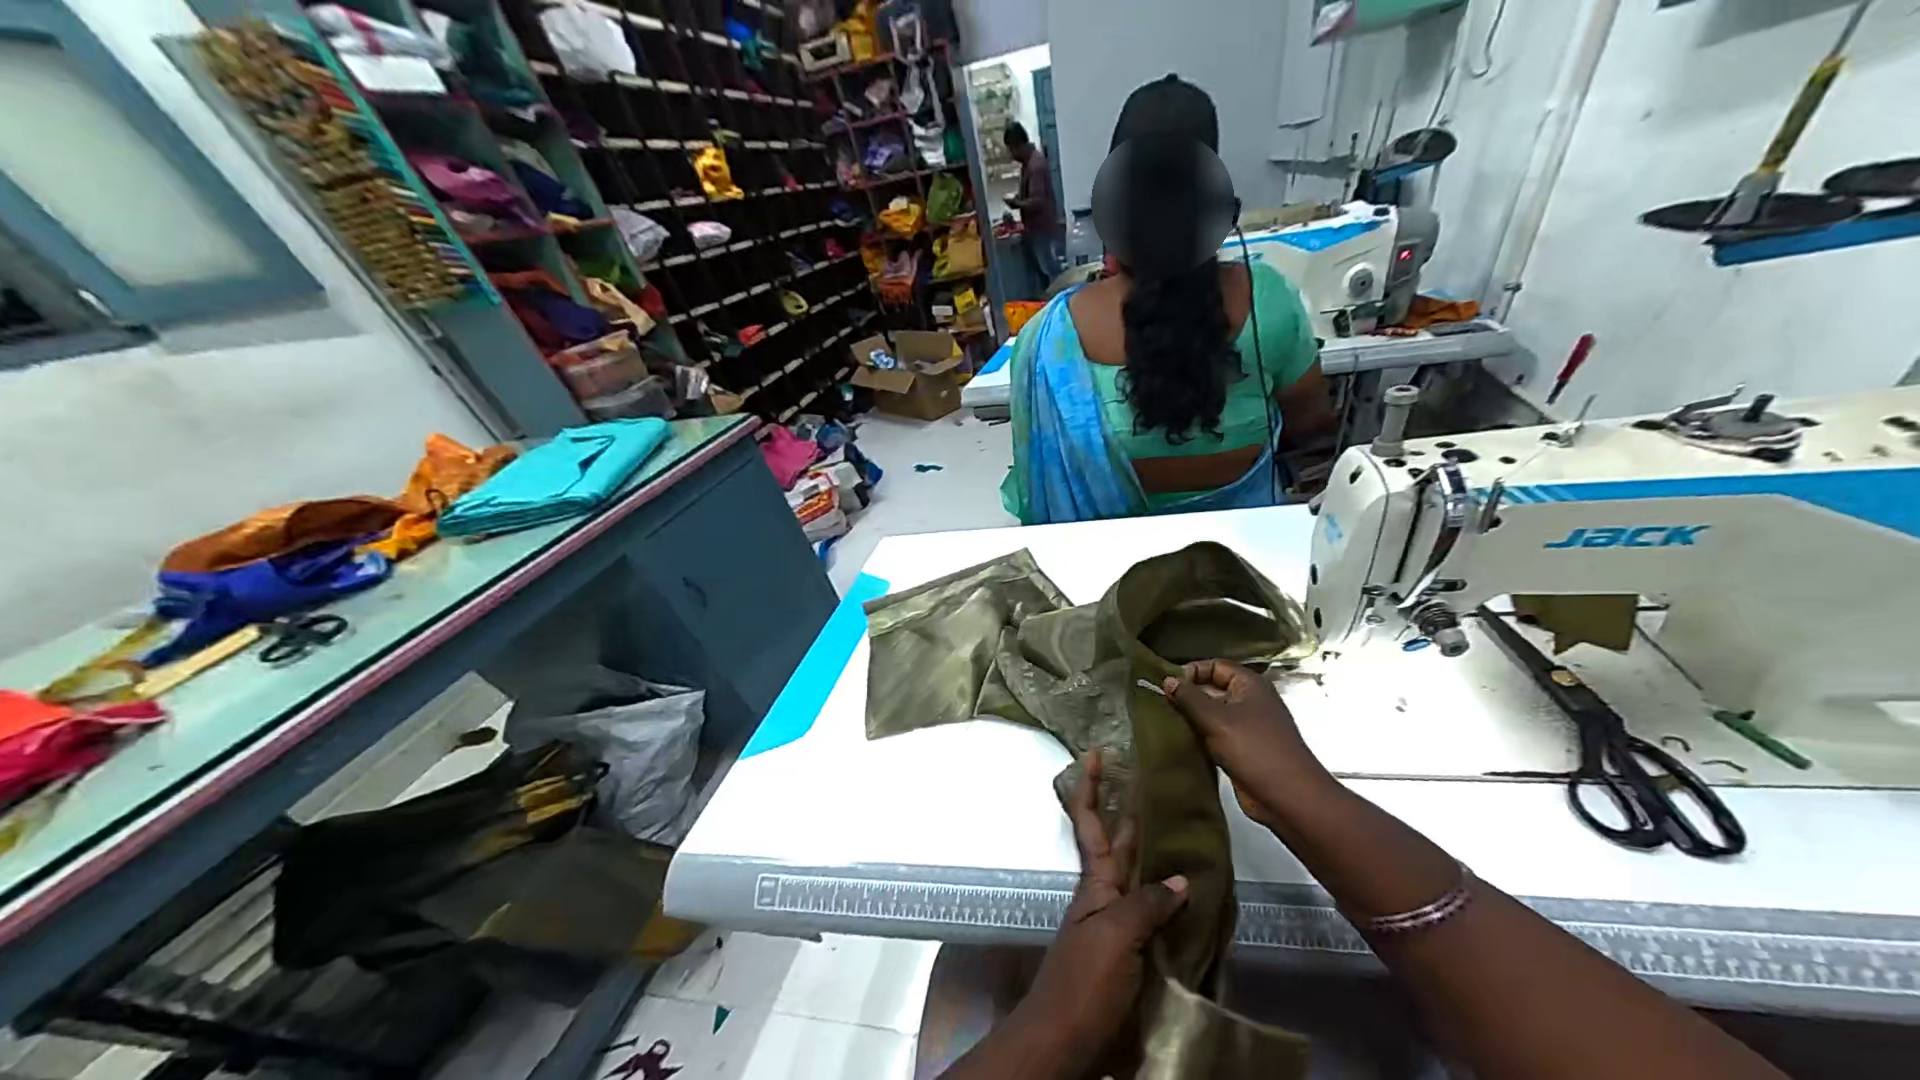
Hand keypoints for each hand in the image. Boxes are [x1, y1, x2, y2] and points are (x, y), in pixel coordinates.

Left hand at [1009, 753, 1187, 1074]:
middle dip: (1129, 806)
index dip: (1089, 786)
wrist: (1067, 1041)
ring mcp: (1121, 924)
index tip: (1094, 752)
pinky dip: (1173, 897)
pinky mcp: (1137, 952)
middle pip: (1119, 840)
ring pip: (1140, 874)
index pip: (1089, 822)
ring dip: (1156, 848)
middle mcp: (1108, 895)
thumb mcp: (1113, 938)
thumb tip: (1181, 879)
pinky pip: (1157, 913)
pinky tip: (1196, 891)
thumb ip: (1146, 905)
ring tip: (1184, 823)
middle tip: (1151, 774)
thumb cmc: (1083, 982)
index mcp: (1095, 882)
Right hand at [1162, 659, 1333, 826]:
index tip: (1168, 686)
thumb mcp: (1216, 719)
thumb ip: (1190, 698)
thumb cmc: (1254, 749)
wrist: (1288, 797)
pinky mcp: (1241, 749)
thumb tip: (1168, 680)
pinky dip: (1198, 735)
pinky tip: (1179, 740)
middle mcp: (1249, 701)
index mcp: (1250, 685)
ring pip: (1211, 713)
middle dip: (1188, 695)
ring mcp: (1246, 726)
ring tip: (1165, 721)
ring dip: (1191, 717)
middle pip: (1212, 688)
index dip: (1192, 671)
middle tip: (1161, 704)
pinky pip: (1214, 734)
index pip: (1215, 666)